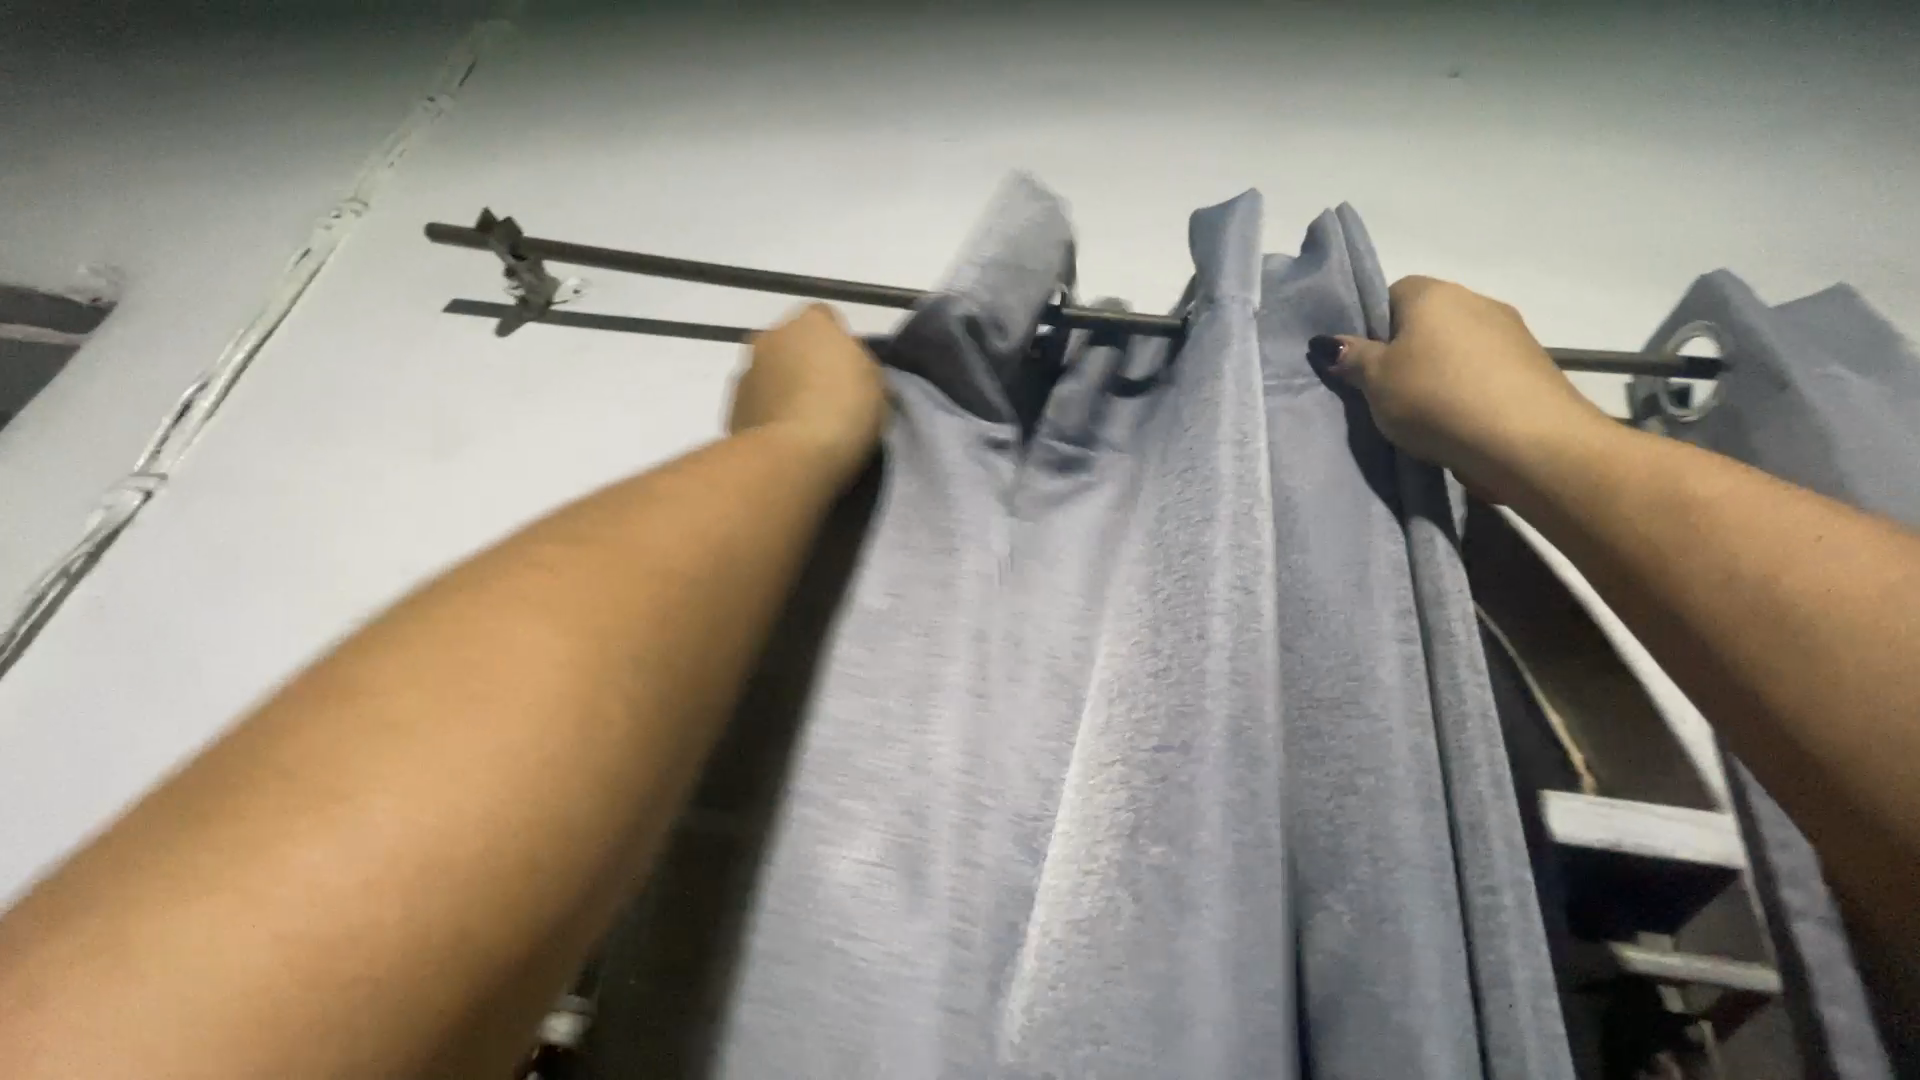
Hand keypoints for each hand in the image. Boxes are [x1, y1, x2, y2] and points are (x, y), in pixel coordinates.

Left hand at [729, 304, 888, 478]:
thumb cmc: (846, 412)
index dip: (836, 342)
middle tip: (825, 395)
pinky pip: (756, 403)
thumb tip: (849, 368)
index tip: (848, 370)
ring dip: (782, 388)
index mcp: (811, 322)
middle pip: (790, 343)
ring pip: (769, 373)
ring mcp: (745, 371)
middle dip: (803, 361)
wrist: (794, 456)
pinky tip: (785, 438)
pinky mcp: (731, 407)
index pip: (824, 318)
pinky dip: (767, 413)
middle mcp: (771, 337)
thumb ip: (859, 365)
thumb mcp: (876, 384)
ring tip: (802, 422)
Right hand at [1325, 276, 1610, 501]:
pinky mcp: (1530, 366)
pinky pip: (1482, 371)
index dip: (1372, 327)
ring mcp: (1509, 333)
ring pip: (1456, 348)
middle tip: (1385, 392)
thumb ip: (1352, 358)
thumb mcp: (1376, 381)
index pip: (1392, 294)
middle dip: (1405, 352)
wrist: (1526, 441)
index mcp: (1433, 294)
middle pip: (1426, 321)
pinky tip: (1457, 420)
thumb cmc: (1436, 398)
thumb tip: (1329, 342)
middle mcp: (1475, 301)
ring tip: (1422, 413)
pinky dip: (1466, 389)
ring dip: (1438, 373)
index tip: (1363, 363)